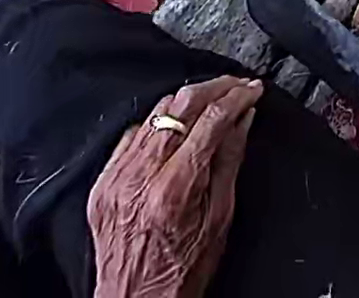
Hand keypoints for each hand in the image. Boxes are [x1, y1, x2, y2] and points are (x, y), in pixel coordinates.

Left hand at [88, 76, 264, 297]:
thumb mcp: (220, 217)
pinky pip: (136, 131)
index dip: (238, 96)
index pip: (212, 119)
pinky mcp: (104, 181)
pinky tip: (179, 124)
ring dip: (191, 98)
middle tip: (239, 85)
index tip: (254, 89)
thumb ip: (230, 159)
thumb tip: (244, 117)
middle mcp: (141, 177)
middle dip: (217, 86)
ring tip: (214, 99)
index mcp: (174, 189)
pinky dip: (162, 120)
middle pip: (184, 103)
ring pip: (159, 110)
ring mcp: (118, 177)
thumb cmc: (180, 273)